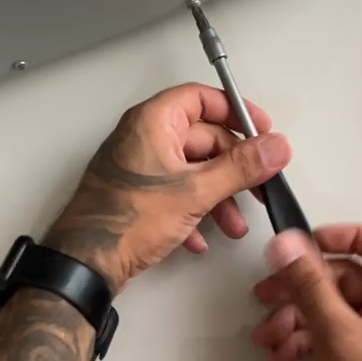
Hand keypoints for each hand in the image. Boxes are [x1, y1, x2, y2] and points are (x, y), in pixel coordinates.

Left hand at [45, 84, 291, 290]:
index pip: (202, 98)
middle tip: (258, 186)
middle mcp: (143, 139)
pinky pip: (174, 195)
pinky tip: (200, 238)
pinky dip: (193, 212)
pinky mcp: (136, 197)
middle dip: (233, 169)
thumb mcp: (195, 192)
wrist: (86, 262)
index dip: (235, 111)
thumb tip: (274, 148)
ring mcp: (138, 169)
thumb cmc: (123, 220)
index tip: (261, 131)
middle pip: (202, 139)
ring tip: (233, 225)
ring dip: (218, 197)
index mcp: (153, 122)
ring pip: (191, 172)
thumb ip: (241, 168)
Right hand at [251, 225, 361, 360]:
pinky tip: (281, 356)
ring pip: (332, 309)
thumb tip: (290, 245)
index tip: (310, 243)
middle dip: (304, 286)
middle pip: (348, 278)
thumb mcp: (339, 337)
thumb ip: (311, 286)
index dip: (349, 235)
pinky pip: (329, 336)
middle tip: (269, 292)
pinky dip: (303, 341)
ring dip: (296, 317)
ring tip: (268, 336)